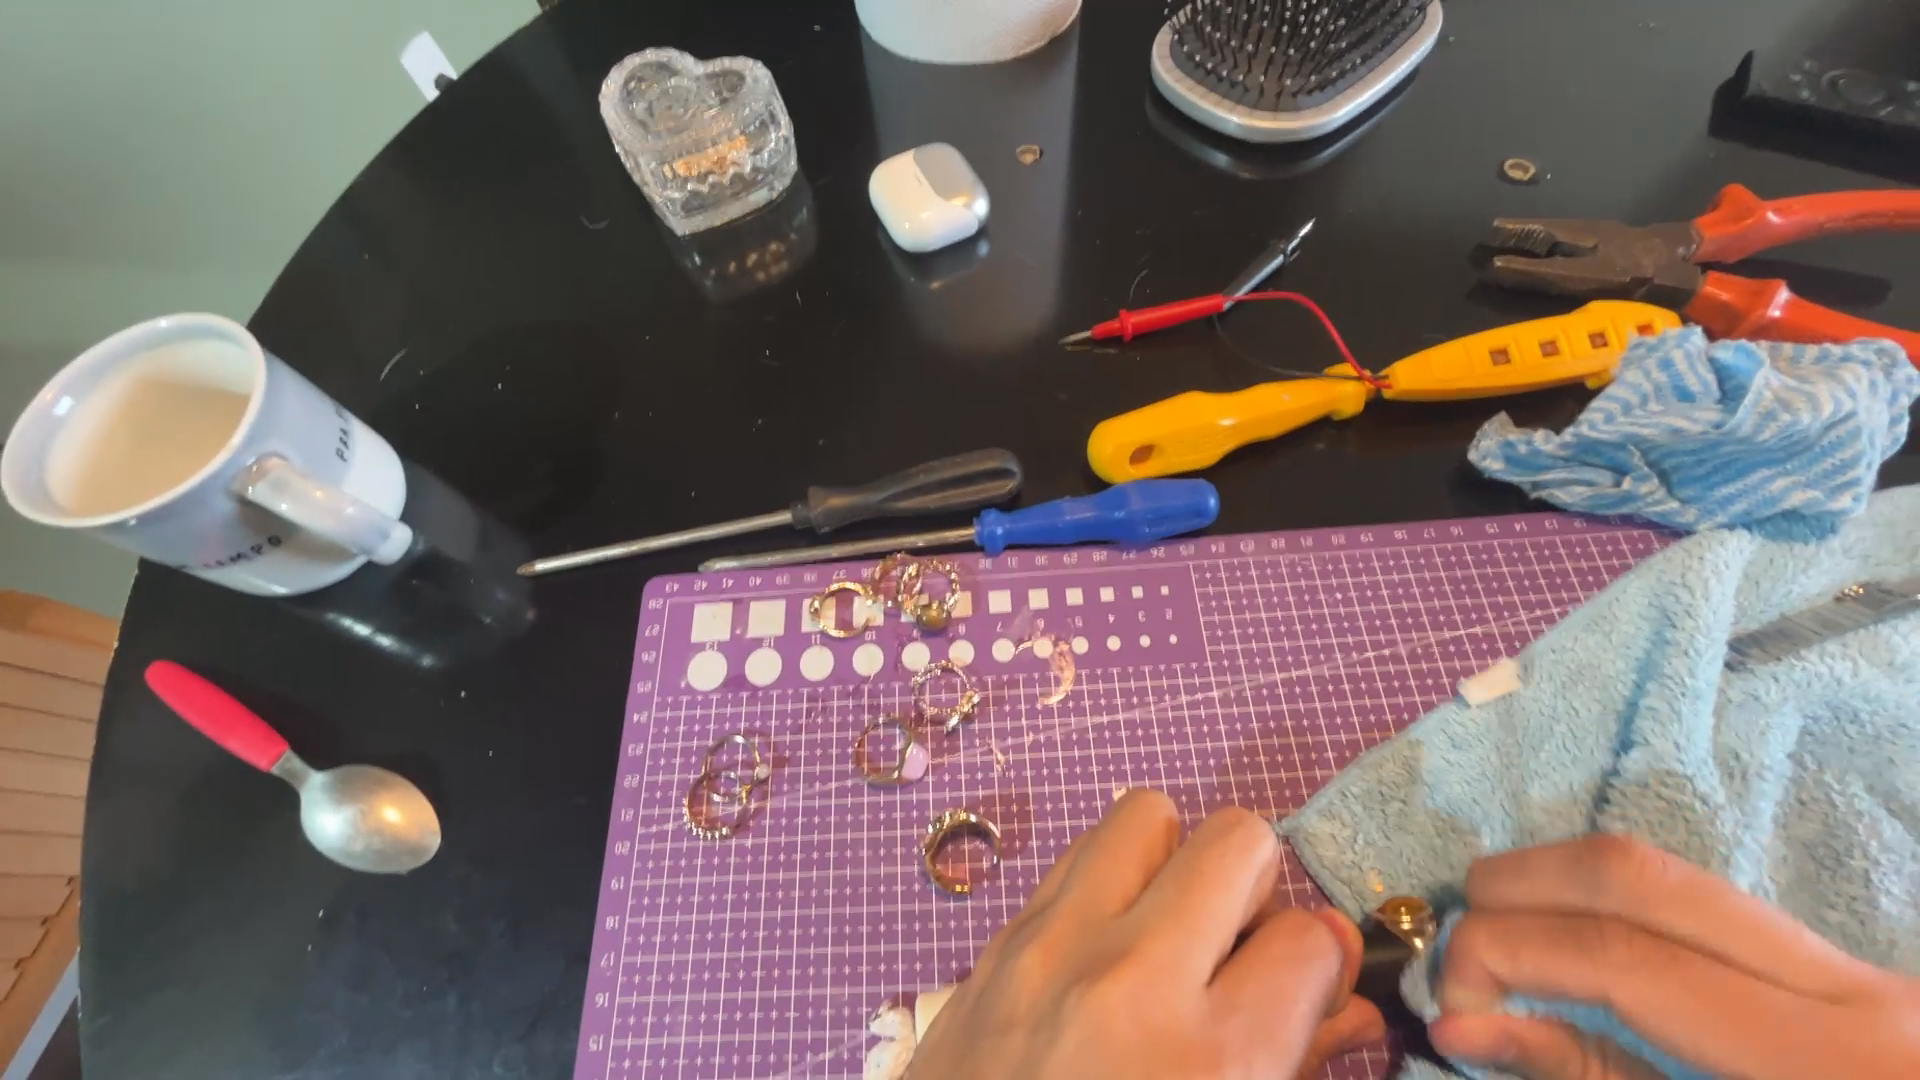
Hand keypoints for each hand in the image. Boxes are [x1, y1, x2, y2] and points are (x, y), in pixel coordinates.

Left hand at [906, 790, 1383, 1078]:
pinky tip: (1106, 936)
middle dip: (1256, 882)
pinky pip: (1079, 851)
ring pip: (1146, 813)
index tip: (1300, 984)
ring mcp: (1056, 939)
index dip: (1317, 963)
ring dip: (1175, 858)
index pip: (1307, 940)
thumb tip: (1338, 977)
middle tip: (1234, 939)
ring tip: (1166, 924)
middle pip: (1234, 839)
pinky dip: (1112, 875)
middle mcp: (1133, 972)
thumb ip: (1297, 1056)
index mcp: (1212, 1058)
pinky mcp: (1003, 932)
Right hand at [1431, 834, 1919, 1078]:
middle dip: (1510, 888)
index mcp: (1824, 1054)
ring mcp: (1836, 957)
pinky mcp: (1812, 954)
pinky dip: (1586, 899)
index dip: (1504, 956)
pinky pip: (1668, 892)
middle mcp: (1844, 981)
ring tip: (1499, 941)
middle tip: (1461, 948)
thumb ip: (1579, 1072)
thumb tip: (1453, 1025)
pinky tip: (1559, 939)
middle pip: (1624, 871)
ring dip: (1541, 885)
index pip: (1618, 953)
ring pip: (1643, 865)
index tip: (1452, 1001)